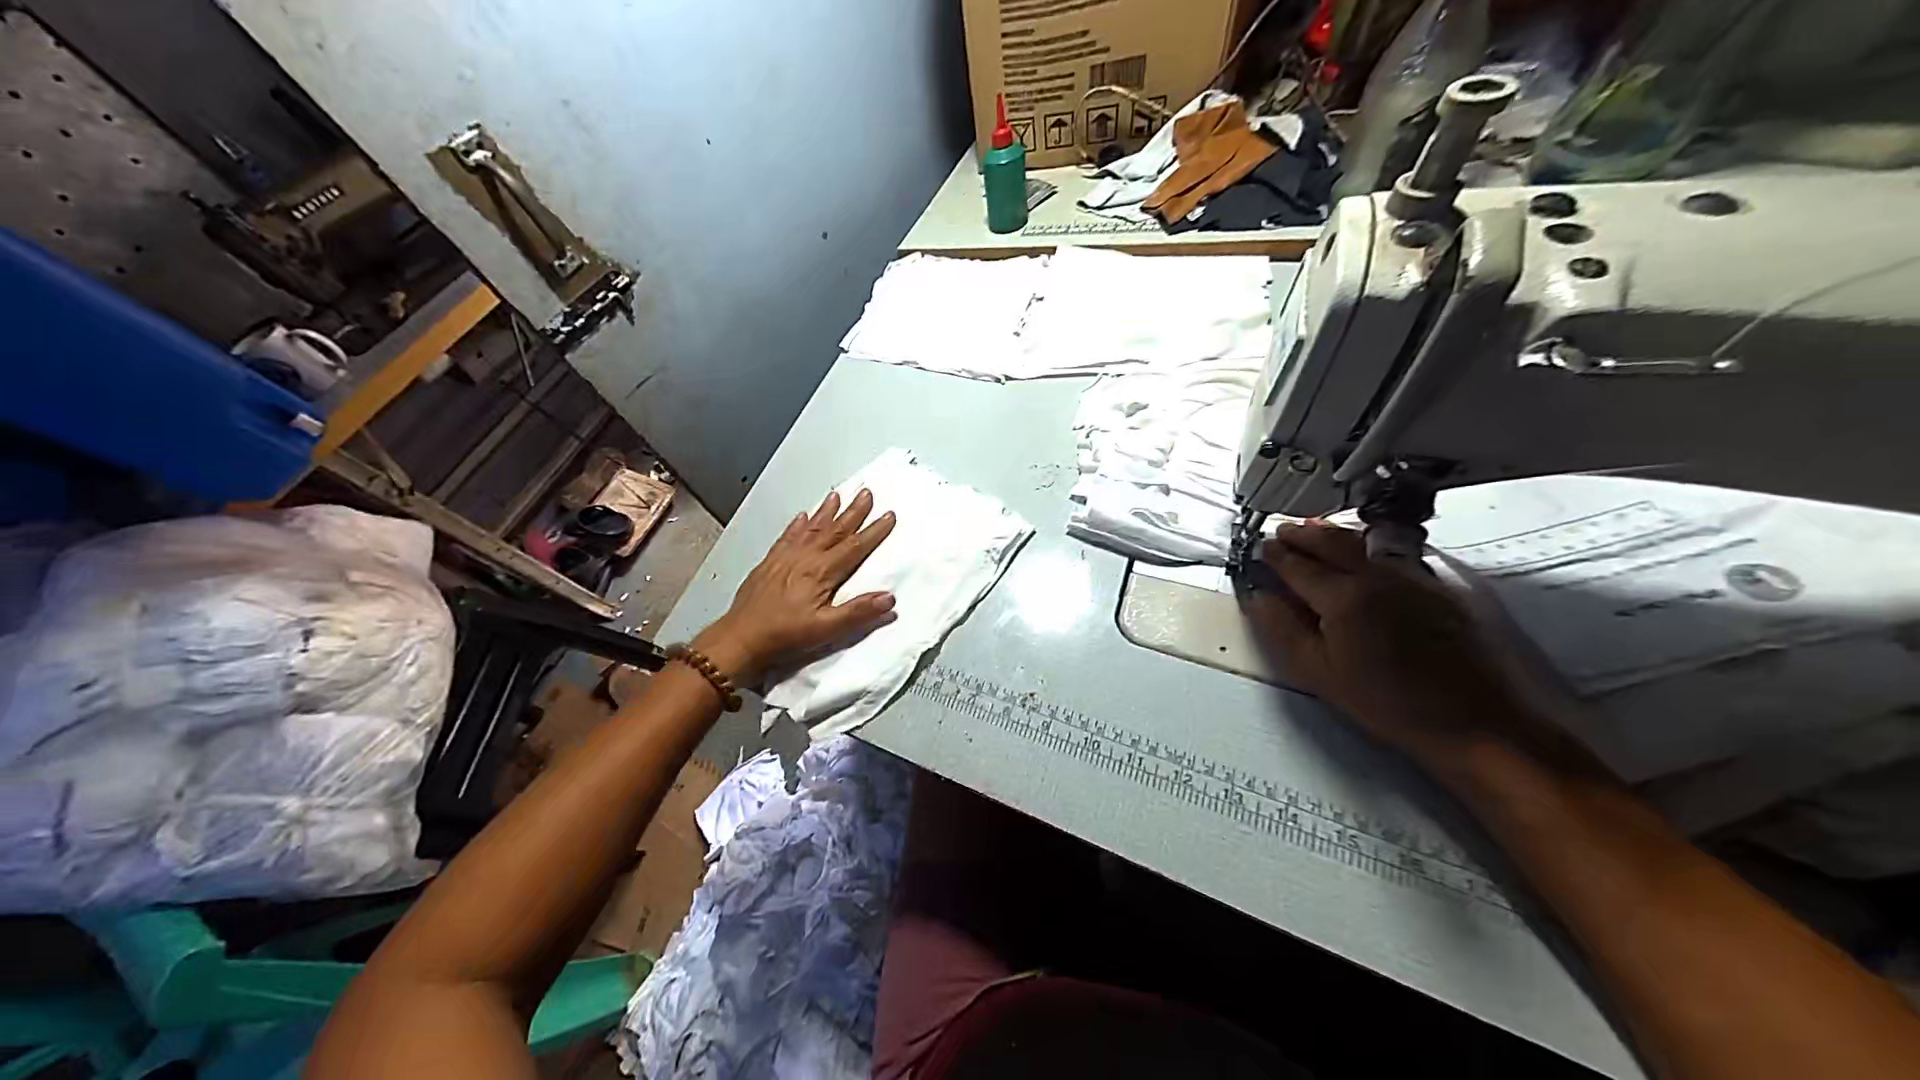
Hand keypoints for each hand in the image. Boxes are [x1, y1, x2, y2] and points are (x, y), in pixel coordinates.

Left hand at [693, 489, 896, 684]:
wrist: (741, 637)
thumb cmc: (784, 635)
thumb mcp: (826, 629)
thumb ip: (858, 612)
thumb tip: (888, 598)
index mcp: (821, 573)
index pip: (855, 546)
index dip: (874, 531)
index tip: (888, 516)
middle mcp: (804, 559)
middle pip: (835, 530)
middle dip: (853, 511)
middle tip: (866, 493)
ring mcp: (785, 558)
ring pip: (811, 528)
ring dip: (827, 511)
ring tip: (837, 496)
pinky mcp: (769, 563)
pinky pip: (787, 536)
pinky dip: (797, 524)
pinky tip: (802, 516)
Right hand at [1243, 523, 1541, 770]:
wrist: (1480, 722)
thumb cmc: (1396, 705)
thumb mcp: (1320, 674)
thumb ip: (1282, 630)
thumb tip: (1258, 599)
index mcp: (1344, 597)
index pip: (1297, 565)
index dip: (1275, 555)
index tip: (1263, 550)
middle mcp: (1379, 576)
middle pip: (1330, 541)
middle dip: (1301, 534)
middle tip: (1282, 533)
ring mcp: (1414, 576)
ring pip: (1364, 541)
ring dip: (1333, 533)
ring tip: (1315, 532)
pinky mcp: (1442, 584)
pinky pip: (1394, 551)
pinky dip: (1367, 544)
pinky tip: (1362, 551)